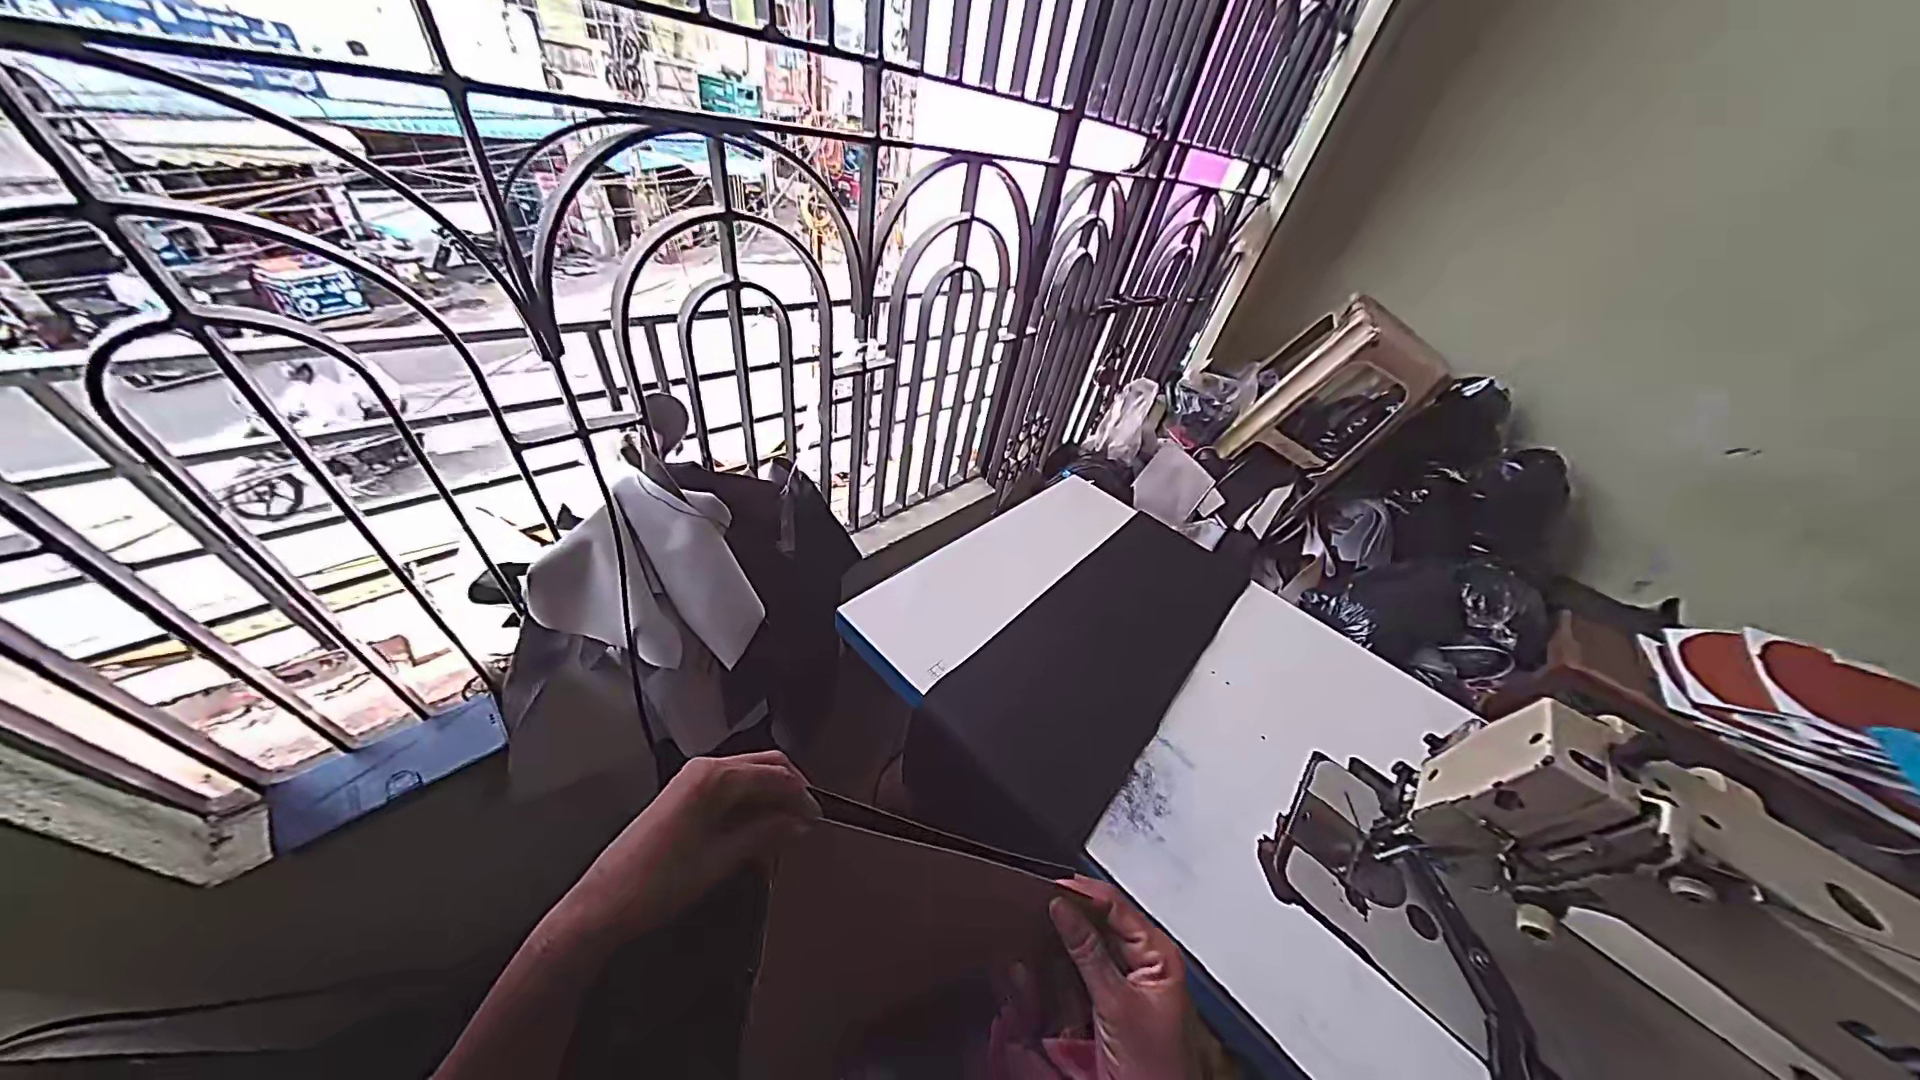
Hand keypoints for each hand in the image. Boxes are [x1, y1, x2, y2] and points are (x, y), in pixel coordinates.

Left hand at [555, 750, 818, 944]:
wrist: (601, 906)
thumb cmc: (660, 883)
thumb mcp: (721, 860)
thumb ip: (765, 834)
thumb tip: (800, 822)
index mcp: (715, 776)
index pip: (775, 774)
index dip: (801, 796)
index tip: (817, 820)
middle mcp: (705, 767)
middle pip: (764, 765)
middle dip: (789, 790)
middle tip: (806, 821)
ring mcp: (692, 779)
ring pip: (748, 776)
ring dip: (770, 799)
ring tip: (784, 834)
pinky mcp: (685, 795)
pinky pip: (730, 789)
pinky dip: (750, 806)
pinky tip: (757, 835)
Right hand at [1048, 877, 1194, 1079]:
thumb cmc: (1158, 1071)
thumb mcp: (1116, 1004)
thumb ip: (1088, 952)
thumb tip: (1063, 908)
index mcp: (1157, 952)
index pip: (1116, 904)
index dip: (1084, 892)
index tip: (1053, 887)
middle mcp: (1142, 960)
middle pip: (1100, 920)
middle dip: (1071, 914)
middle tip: (1039, 905)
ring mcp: (1124, 980)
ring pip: (1087, 942)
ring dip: (1062, 940)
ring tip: (1038, 930)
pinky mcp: (1108, 999)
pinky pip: (1080, 969)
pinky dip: (1062, 965)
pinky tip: (1044, 961)